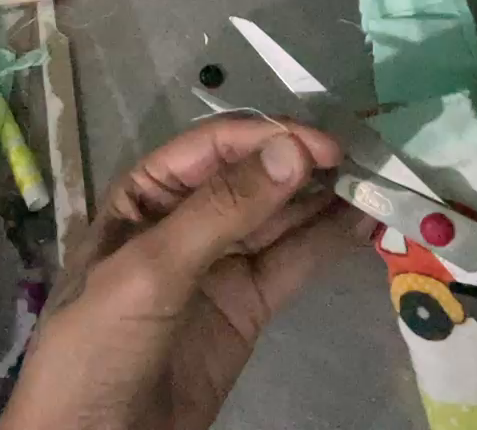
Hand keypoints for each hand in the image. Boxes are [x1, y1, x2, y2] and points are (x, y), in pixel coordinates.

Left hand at [0, 118, 372, 429]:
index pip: (214, 147)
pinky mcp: (245, 306)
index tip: (325, 145)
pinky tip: (363, 224)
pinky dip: (325, 243)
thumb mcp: (152, 268)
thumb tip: (290, 150)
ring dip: (323, 199)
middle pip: (252, 176)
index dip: (269, 137)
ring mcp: (218, 262)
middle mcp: (186, 216)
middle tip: (365, 159)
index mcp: (148, 191)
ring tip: (377, 183)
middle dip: (302, 164)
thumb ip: (220, 209)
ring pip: (278, 218)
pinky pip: (289, 264)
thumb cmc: (99, 340)